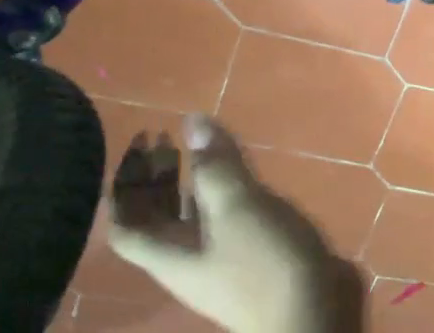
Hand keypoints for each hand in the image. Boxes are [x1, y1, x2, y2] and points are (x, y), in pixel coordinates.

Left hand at [108, 115, 363, 332]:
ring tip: (201, 149)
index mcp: (168, 252)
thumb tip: (191, 121)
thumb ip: (216, 166)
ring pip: (190, 217)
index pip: (126, 221)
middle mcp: (186, 255)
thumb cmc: (262, 261)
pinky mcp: (252, 254)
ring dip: (188, 183)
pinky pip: (224, 219)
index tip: (143, 141)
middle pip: (154, 218)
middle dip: (154, 178)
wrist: (309, 311)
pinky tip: (245, 179)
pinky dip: (223, 194)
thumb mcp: (239, 209)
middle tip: (165, 138)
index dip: (124, 184)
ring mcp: (220, 257)